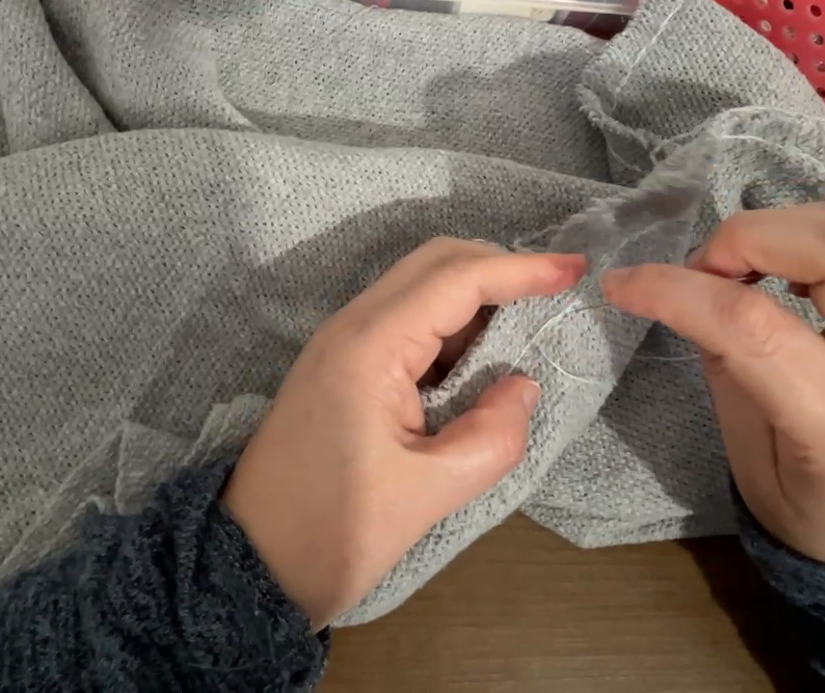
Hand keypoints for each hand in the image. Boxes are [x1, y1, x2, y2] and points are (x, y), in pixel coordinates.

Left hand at [223, 238, 585, 626]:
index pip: (457, 279)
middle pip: (435, 263)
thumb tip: (525, 387)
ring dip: (475, 296)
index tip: (575, 269)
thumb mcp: (427, 493)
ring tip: (527, 327)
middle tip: (554, 291)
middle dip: (499, 268)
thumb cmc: (333, 531)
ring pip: (420, 286)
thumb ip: (491, 437)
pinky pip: (407, 319)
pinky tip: (479, 357)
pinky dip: (451, 325)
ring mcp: (344, 339)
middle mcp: (354, 324)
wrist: (249, 560)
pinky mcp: (345, 361)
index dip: (521, 268)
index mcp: (372, 344)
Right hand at [602, 200, 824, 566]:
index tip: (622, 283)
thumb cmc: (809, 508)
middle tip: (706, 272)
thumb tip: (690, 281)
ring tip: (745, 262)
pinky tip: (788, 261)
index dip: (678, 291)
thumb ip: (723, 355)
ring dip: (786, 225)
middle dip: (748, 237)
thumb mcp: (745, 449)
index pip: (759, 329)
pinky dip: (817, 228)